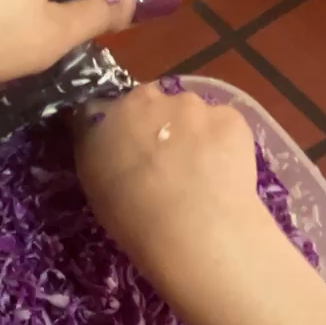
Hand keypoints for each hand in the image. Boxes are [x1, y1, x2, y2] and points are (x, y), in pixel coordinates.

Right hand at [73, 84, 273, 276]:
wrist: (191, 226)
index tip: (124, 152)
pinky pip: (222, 126)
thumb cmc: (129, 209)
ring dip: (190, 133)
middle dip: (157, 127)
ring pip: (191, 115)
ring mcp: (195, 106)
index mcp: (113, 112)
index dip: (120, 131)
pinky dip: (220, 143)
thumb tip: (109, 141)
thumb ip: (100, 148)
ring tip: (196, 171)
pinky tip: (219, 171)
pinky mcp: (232, 119)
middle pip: (154, 106)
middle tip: (161, 163)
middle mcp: (153, 99)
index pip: (112, 110)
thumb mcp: (92, 178)